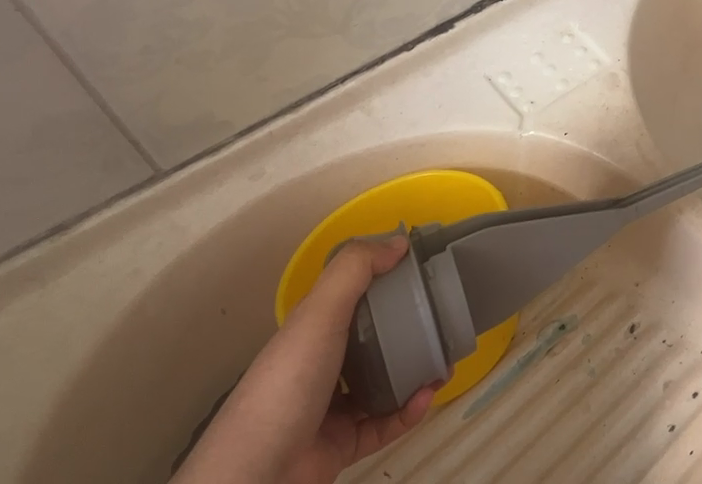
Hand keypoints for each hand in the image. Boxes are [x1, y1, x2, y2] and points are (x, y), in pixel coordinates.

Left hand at [173, 235, 438, 483]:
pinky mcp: (342, 445)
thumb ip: (354, 272)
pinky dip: (408, 411)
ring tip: (443, 366)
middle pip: (369, 343)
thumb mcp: (318, 315)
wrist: (257, 474)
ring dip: (415, 373)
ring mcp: (330, 409)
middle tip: (441, 325)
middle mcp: (318, 368)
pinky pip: (384, 423)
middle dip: (408, 333)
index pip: (349, 302)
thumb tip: (398, 241)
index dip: (382, 286)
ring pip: (382, 384)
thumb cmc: (286, 385)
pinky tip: (426, 398)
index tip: (420, 276)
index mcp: (309, 335)